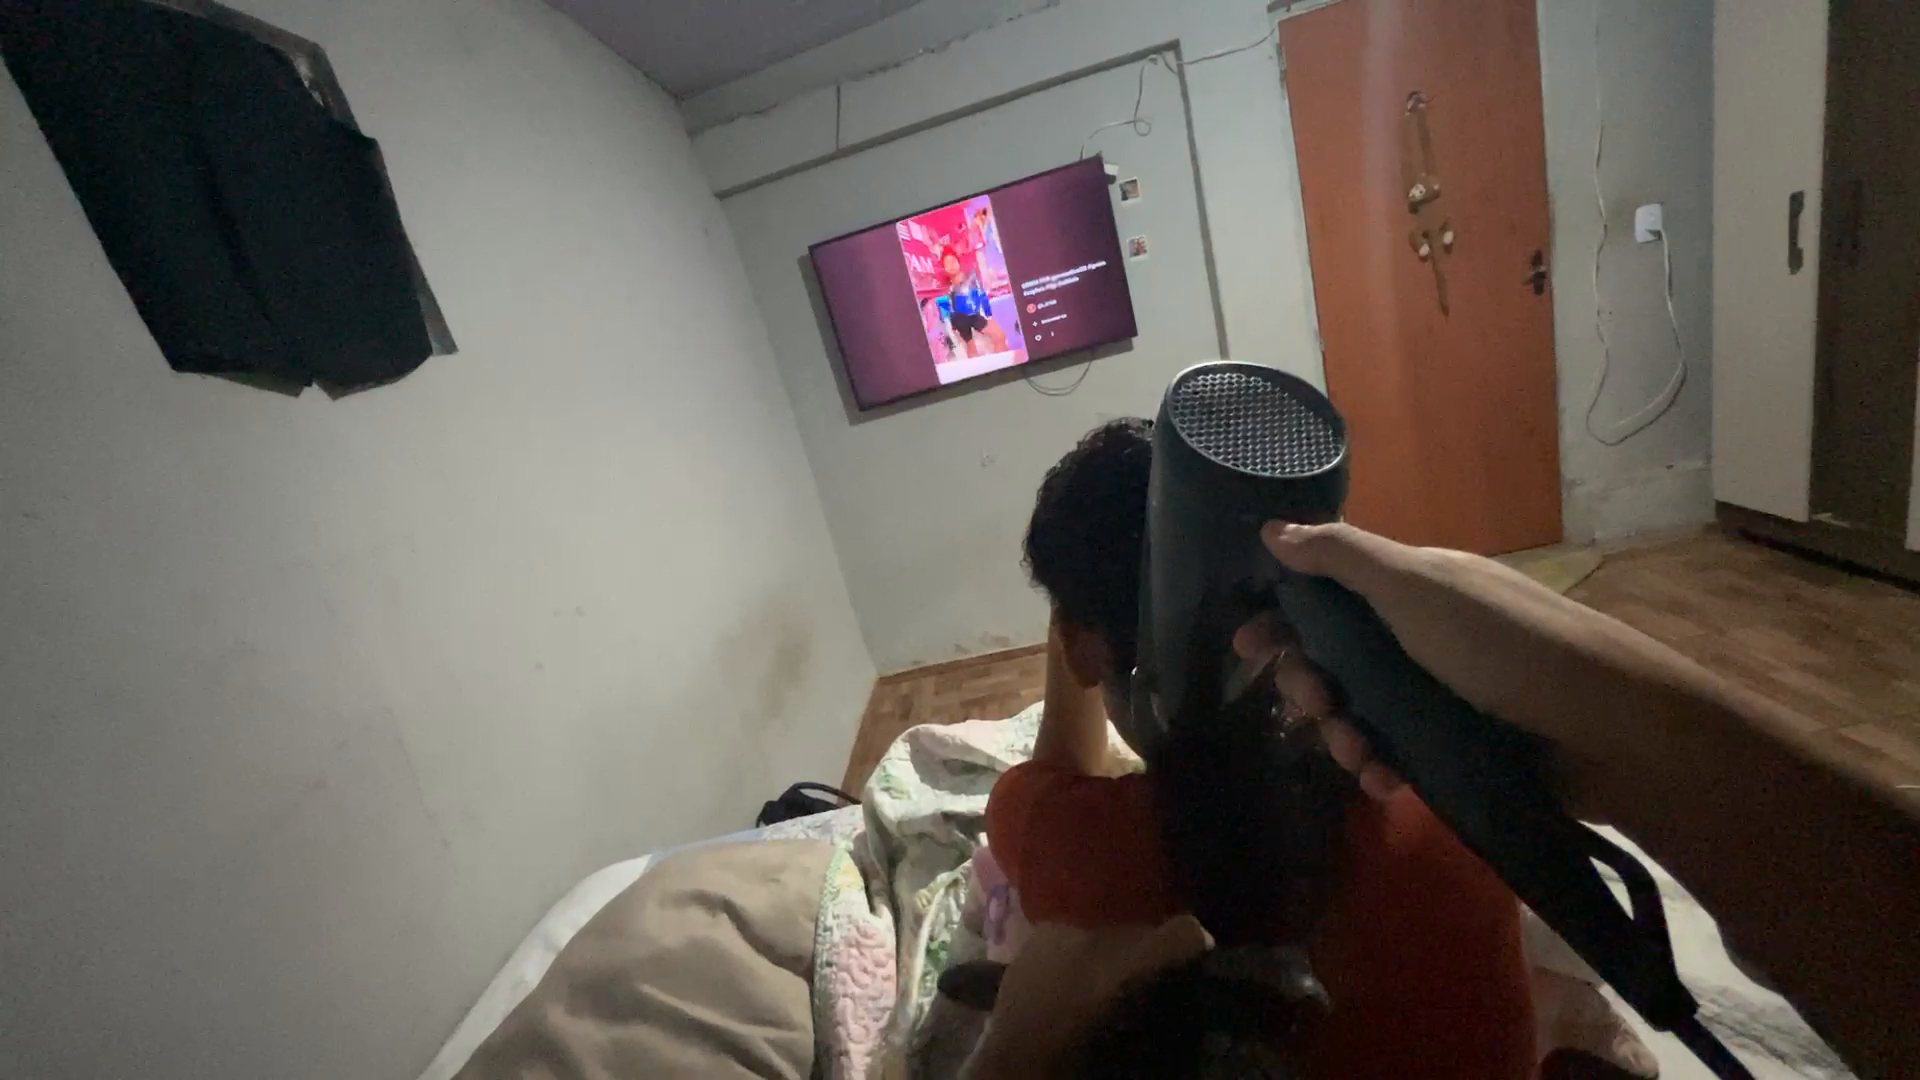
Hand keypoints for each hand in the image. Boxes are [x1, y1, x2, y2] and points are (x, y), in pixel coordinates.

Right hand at [1248, 521, 1722, 823]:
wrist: (1615, 733)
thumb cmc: (1504, 644)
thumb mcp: (1417, 587)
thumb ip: (1341, 557)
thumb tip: (1272, 530)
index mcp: (1405, 592)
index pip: (1323, 596)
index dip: (1281, 617)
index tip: (1247, 646)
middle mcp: (1413, 638)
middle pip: (1331, 657)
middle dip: (1307, 682)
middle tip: (1310, 704)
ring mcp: (1433, 693)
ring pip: (1354, 709)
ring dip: (1339, 732)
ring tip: (1353, 754)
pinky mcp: (1451, 745)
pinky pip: (1390, 751)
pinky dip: (1376, 765)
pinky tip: (1379, 780)